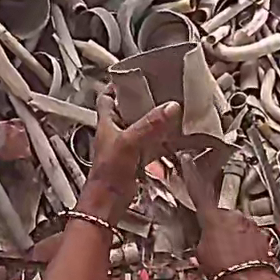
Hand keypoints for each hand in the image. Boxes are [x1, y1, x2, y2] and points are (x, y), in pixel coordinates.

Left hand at [79, 94, 178, 216]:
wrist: (107, 204)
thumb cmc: (107, 176)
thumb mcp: (129, 143)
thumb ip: (149, 124)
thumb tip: (169, 107)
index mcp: (107, 123)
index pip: (107, 95)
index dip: (118, 84)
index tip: (134, 75)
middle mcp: (115, 132)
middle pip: (128, 109)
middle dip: (143, 100)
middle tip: (160, 91)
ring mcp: (125, 146)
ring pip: (140, 126)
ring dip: (154, 119)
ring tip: (170, 110)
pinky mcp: (135, 160)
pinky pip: (150, 143)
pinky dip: (161, 139)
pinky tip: (172, 138)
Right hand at [175, 150, 278, 279]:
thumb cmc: (225, 273)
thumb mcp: (200, 255)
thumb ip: (200, 239)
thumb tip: (201, 240)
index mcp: (213, 217)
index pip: (199, 192)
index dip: (192, 177)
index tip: (189, 163)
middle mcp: (233, 216)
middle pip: (220, 213)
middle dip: (216, 224)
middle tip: (211, 243)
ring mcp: (249, 224)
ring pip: (235, 224)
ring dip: (231, 235)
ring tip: (226, 256)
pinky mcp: (262, 235)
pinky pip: (248, 234)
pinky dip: (243, 242)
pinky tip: (239, 258)